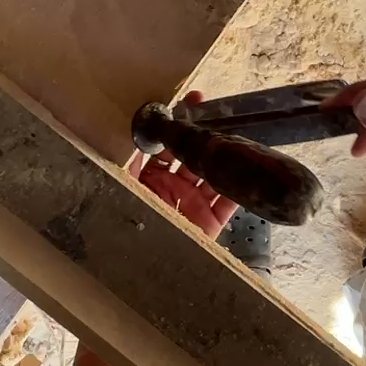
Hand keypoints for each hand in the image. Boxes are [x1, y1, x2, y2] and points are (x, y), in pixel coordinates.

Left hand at [127, 91, 239, 236]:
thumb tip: (137, 128)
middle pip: (196, 156)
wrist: (136, 262)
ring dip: (223, 156)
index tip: (189, 103)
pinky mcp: (209, 224)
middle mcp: (175, 189)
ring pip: (215, 175)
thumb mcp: (121, 183)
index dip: (180, 125)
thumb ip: (130, 160)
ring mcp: (194, 205)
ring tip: (231, 136)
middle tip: (214, 113)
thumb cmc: (122, 223)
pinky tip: (244, 171)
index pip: (170, 145)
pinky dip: (237, 190)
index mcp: (153, 179)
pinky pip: (229, 204)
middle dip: (205, 134)